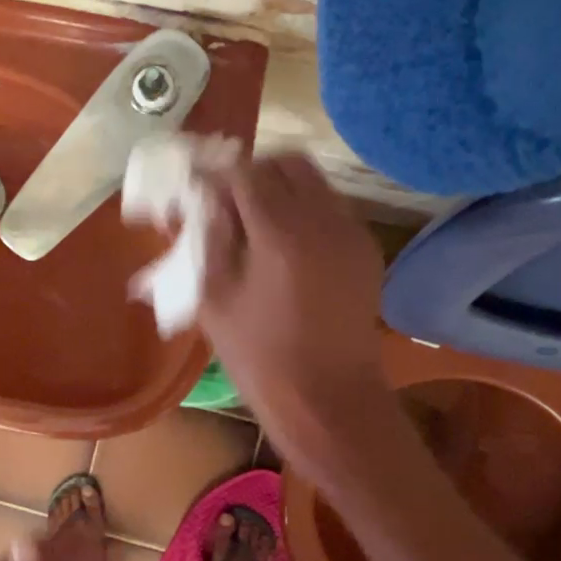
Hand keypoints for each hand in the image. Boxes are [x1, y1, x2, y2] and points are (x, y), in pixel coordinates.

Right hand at [197, 152, 386, 428]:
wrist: (327, 398)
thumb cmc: (259, 356)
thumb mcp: (213, 300)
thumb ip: (205, 241)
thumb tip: (195, 202)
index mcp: (279, 233)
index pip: (244, 173)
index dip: (215, 174)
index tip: (195, 185)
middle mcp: (323, 220)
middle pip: (287, 163)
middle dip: (253, 172)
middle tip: (226, 199)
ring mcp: (351, 232)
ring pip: (314, 181)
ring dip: (281, 188)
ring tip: (254, 222)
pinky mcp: (366, 250)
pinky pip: (332, 208)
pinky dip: (305, 210)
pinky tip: (285, 246)